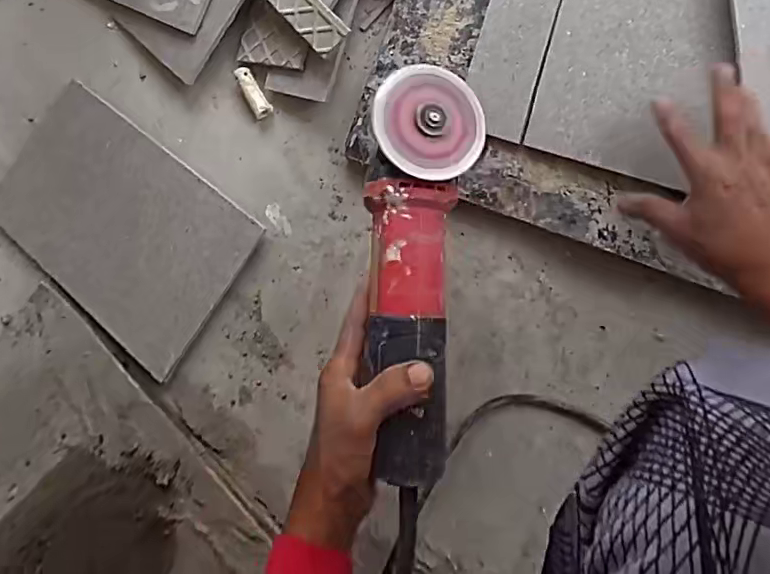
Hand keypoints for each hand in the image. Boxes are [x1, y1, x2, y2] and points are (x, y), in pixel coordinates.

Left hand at [283, 280, 434, 551]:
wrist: (334, 502)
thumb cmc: (336, 454)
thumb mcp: (360, 415)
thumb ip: (390, 389)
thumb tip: (425, 369)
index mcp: (340, 367)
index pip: (356, 320)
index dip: (369, 292)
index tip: (385, 267)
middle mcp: (353, 375)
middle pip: (378, 336)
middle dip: (398, 316)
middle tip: (422, 297)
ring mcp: (367, 394)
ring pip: (393, 360)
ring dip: (411, 350)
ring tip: (434, 332)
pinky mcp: (381, 413)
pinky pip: (403, 385)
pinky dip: (417, 378)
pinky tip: (433, 377)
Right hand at [619, 64, 769, 293]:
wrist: (769, 267)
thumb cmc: (723, 249)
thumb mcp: (679, 231)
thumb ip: (651, 211)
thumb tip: (623, 202)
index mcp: (708, 174)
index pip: (682, 138)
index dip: (669, 117)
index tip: (659, 100)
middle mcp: (734, 164)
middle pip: (729, 118)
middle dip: (724, 90)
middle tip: (722, 68)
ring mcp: (758, 170)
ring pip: (754, 127)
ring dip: (749, 104)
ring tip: (744, 85)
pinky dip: (769, 138)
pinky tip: (766, 131)